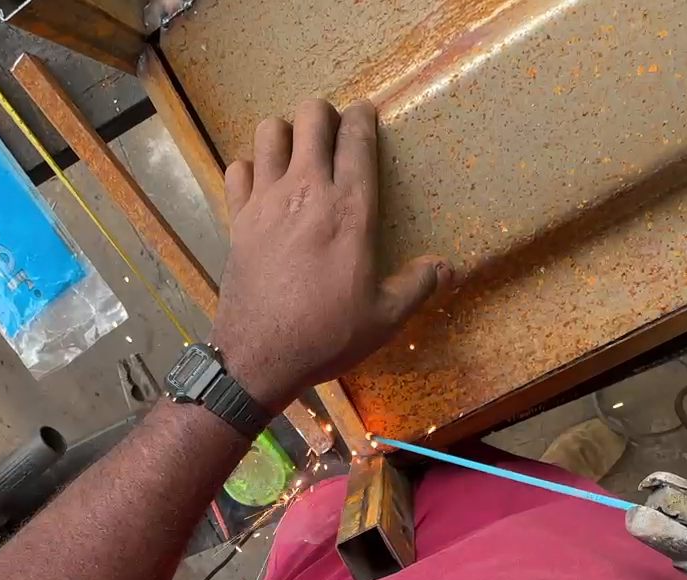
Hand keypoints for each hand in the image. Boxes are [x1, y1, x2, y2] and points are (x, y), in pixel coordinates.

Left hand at [213, 99, 451, 410]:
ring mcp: (266, 202)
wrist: (261, 357)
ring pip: (270, 132)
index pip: (358, 138)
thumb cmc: (326, 337)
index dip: (365, 119)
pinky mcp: (237, 220)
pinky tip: (261, 189)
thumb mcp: (384, 319)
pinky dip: (250, 170)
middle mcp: (306, 191)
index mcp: (350, 210)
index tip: (367, 117)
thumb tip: (449, 269)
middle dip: (326, 117)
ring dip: (286, 135)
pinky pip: (237, 169)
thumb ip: (417, 286)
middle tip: (333, 138)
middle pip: (312, 116)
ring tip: (296, 157)